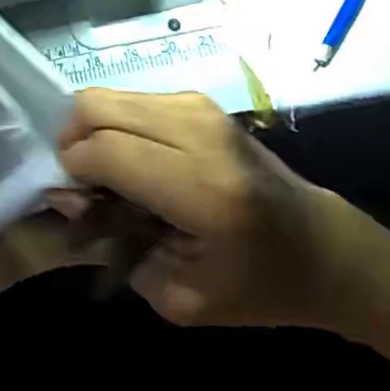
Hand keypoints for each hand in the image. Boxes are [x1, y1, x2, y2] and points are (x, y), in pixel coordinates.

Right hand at [55, 88, 389, 327]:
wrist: (321, 246)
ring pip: (110, 95)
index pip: (106, 150)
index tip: (70, 202)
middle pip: (97, 104)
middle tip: (83, 185)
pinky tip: (133, 160)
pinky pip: (133, 98)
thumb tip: (68, 196)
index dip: (72, 171)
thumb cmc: (257, 286)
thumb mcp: (180, 295)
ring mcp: (200, 106)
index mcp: (201, 188)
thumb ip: (116, 244)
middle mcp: (198, 130)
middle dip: (72, 140)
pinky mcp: (200, 100)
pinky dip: (116, 123)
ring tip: (109, 176)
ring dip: (93, 131)